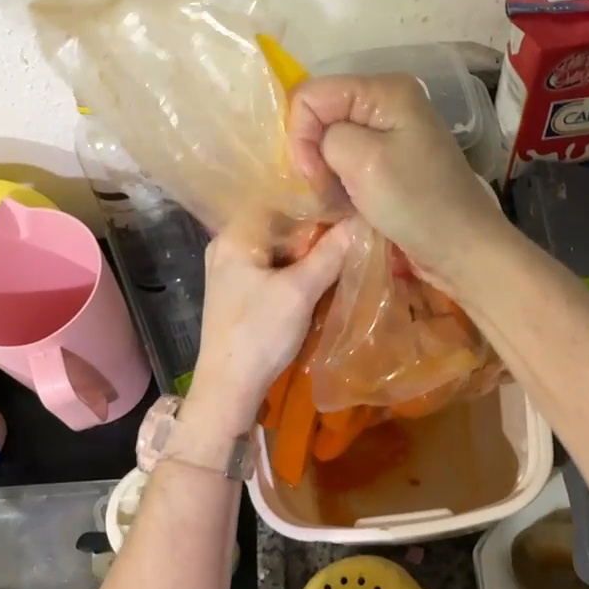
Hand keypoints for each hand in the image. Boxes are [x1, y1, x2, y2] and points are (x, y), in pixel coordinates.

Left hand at [187, 216, 351, 435]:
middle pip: (279, 225)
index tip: (348, 202)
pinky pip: (274, 270)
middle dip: (315, 229)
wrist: (229, 388)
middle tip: (353, 227)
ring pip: (279, 250)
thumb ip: (330, 254)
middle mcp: (228, 247)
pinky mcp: (240, 295)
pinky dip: (296, 271)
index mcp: (234, 237)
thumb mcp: (299, 291)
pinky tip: (322, 274)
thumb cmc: (259, 333)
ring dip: (308, 252)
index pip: (277, 200)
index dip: (314, 200)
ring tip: (345, 247)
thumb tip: (360, 222)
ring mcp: (232, 272)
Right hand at [286, 73, 508, 283]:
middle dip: (312, 155)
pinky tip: (350, 204)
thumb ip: (325, 137)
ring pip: (329, 143)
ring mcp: (389, 133)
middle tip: (324, 191)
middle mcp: (385, 103)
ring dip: (325, 175)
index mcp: (383, 90)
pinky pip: (347, 163)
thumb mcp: (363, 160)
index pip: (310, 95)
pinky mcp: (389, 161)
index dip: (300, 134)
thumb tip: (312, 145)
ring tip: (339, 202)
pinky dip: (340, 184)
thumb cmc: (417, 203)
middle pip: (320, 117)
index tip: (313, 175)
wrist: (462, 248)